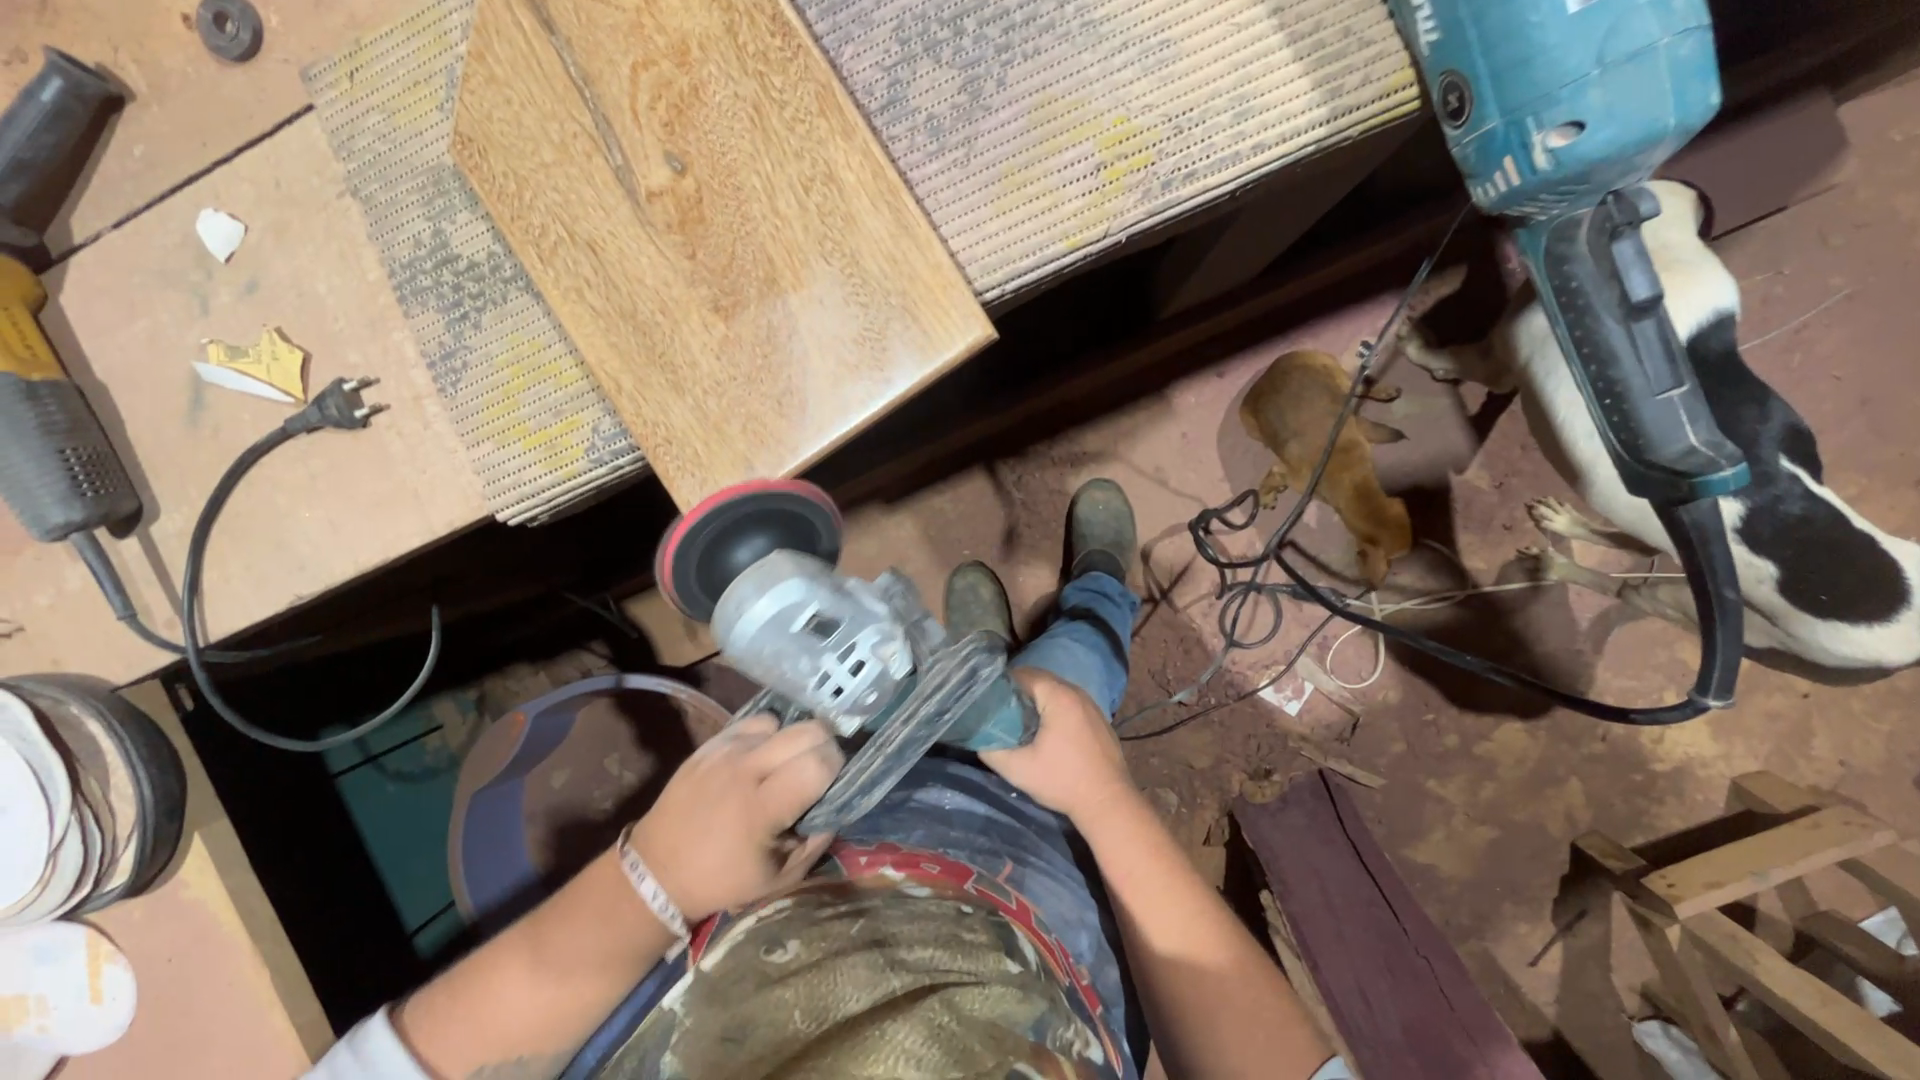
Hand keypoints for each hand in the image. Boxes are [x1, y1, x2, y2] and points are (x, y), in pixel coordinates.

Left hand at [628, 715, 842, 921]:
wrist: (657, 871)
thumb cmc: (721, 881)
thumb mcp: (778, 878)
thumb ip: (816, 844)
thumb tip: (836, 811)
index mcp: (763, 807)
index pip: (819, 762)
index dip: (836, 767)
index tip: (833, 782)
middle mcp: (744, 770)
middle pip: (807, 730)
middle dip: (823, 745)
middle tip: (817, 769)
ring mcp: (723, 752)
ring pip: (779, 722)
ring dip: (790, 740)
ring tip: (784, 764)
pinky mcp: (708, 746)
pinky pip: (750, 723)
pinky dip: (763, 735)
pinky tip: (759, 757)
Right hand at [980, 668, 1138, 822]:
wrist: (1108, 801)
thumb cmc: (1062, 781)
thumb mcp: (1017, 768)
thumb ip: (990, 749)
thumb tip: (977, 736)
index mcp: (1058, 696)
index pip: (1023, 674)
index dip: (1002, 685)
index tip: (988, 702)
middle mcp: (1077, 692)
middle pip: (1040, 680)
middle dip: (1018, 692)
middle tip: (1000, 713)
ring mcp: (1091, 705)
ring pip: (1055, 692)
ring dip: (1036, 702)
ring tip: (1019, 722)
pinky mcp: (1098, 719)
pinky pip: (1069, 704)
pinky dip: (1053, 710)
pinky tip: (1045, 733)